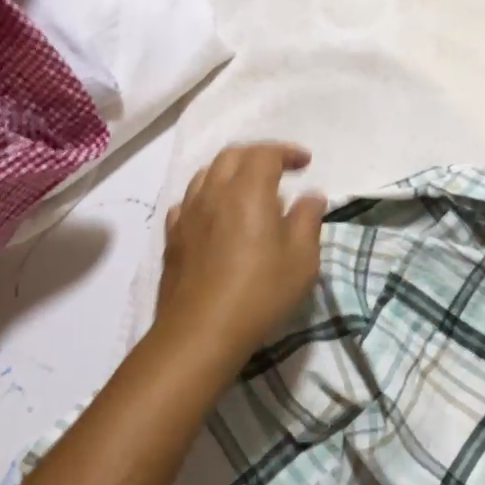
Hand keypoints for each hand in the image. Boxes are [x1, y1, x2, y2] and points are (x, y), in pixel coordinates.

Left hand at [153, 142, 327, 364]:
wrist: (201, 332)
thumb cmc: (260, 293)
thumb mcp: (302, 259)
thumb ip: (307, 220)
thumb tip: (311, 196)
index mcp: (247, 192)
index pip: (265, 153)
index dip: (287, 152)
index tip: (305, 163)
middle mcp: (213, 194)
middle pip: (231, 156)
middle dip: (258, 155)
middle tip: (280, 170)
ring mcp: (187, 215)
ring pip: (206, 175)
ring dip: (231, 173)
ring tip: (249, 191)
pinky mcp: (173, 238)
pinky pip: (188, 203)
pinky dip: (208, 198)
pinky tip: (217, 217)